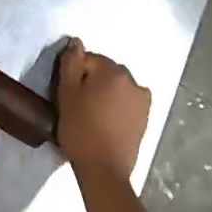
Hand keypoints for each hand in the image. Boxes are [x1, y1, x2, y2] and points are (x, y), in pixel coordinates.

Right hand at [56, 38, 150, 180]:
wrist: (104, 170)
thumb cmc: (81, 131)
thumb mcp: (67, 95)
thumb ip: (71, 64)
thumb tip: (76, 41)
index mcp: (113, 70)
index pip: (88, 60)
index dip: (75, 77)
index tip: (68, 96)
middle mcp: (132, 78)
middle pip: (105, 72)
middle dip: (92, 84)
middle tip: (79, 108)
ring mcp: (142, 98)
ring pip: (117, 87)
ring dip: (106, 95)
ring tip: (93, 118)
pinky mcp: (145, 115)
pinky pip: (127, 101)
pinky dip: (118, 106)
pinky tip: (108, 123)